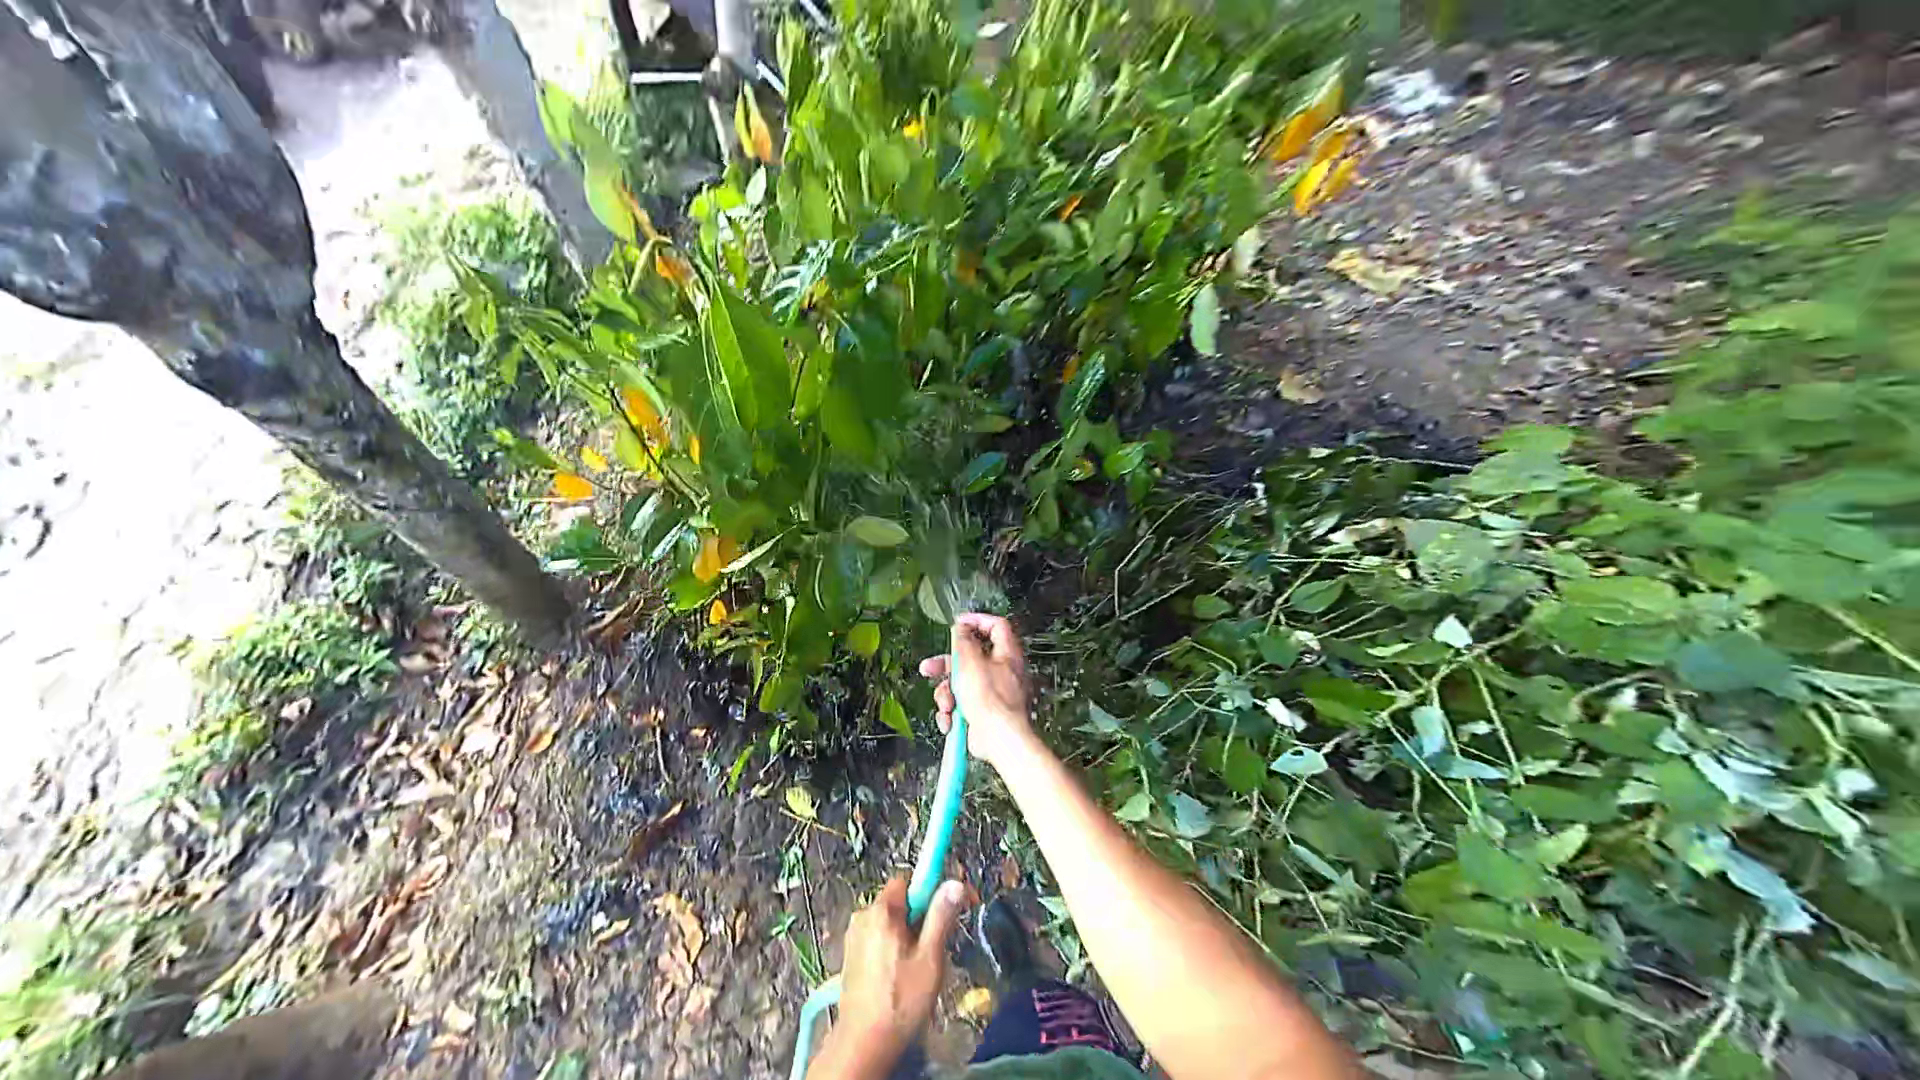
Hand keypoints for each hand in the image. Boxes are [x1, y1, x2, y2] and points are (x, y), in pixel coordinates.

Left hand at [834, 878, 968, 1060]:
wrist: (863, 1045)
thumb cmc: (901, 1002)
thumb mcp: (930, 958)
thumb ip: (941, 917)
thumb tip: (954, 883)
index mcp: (881, 912)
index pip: (908, 881)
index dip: (929, 891)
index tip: (945, 909)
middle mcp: (863, 917)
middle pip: (898, 902)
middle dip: (918, 918)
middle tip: (932, 947)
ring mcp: (853, 937)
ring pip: (888, 922)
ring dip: (905, 935)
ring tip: (916, 967)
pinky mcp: (850, 957)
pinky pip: (876, 939)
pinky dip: (890, 948)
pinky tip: (898, 976)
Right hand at [918, 613, 1036, 769]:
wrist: (999, 740)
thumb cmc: (992, 703)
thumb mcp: (970, 663)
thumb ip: (963, 641)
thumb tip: (960, 628)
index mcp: (1006, 655)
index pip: (996, 626)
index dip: (977, 621)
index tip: (958, 623)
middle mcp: (1002, 672)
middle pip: (970, 658)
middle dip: (946, 665)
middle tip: (930, 668)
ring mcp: (992, 693)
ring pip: (961, 684)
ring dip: (947, 694)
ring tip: (946, 705)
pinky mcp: (983, 712)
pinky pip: (961, 705)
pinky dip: (953, 712)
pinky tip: (951, 721)